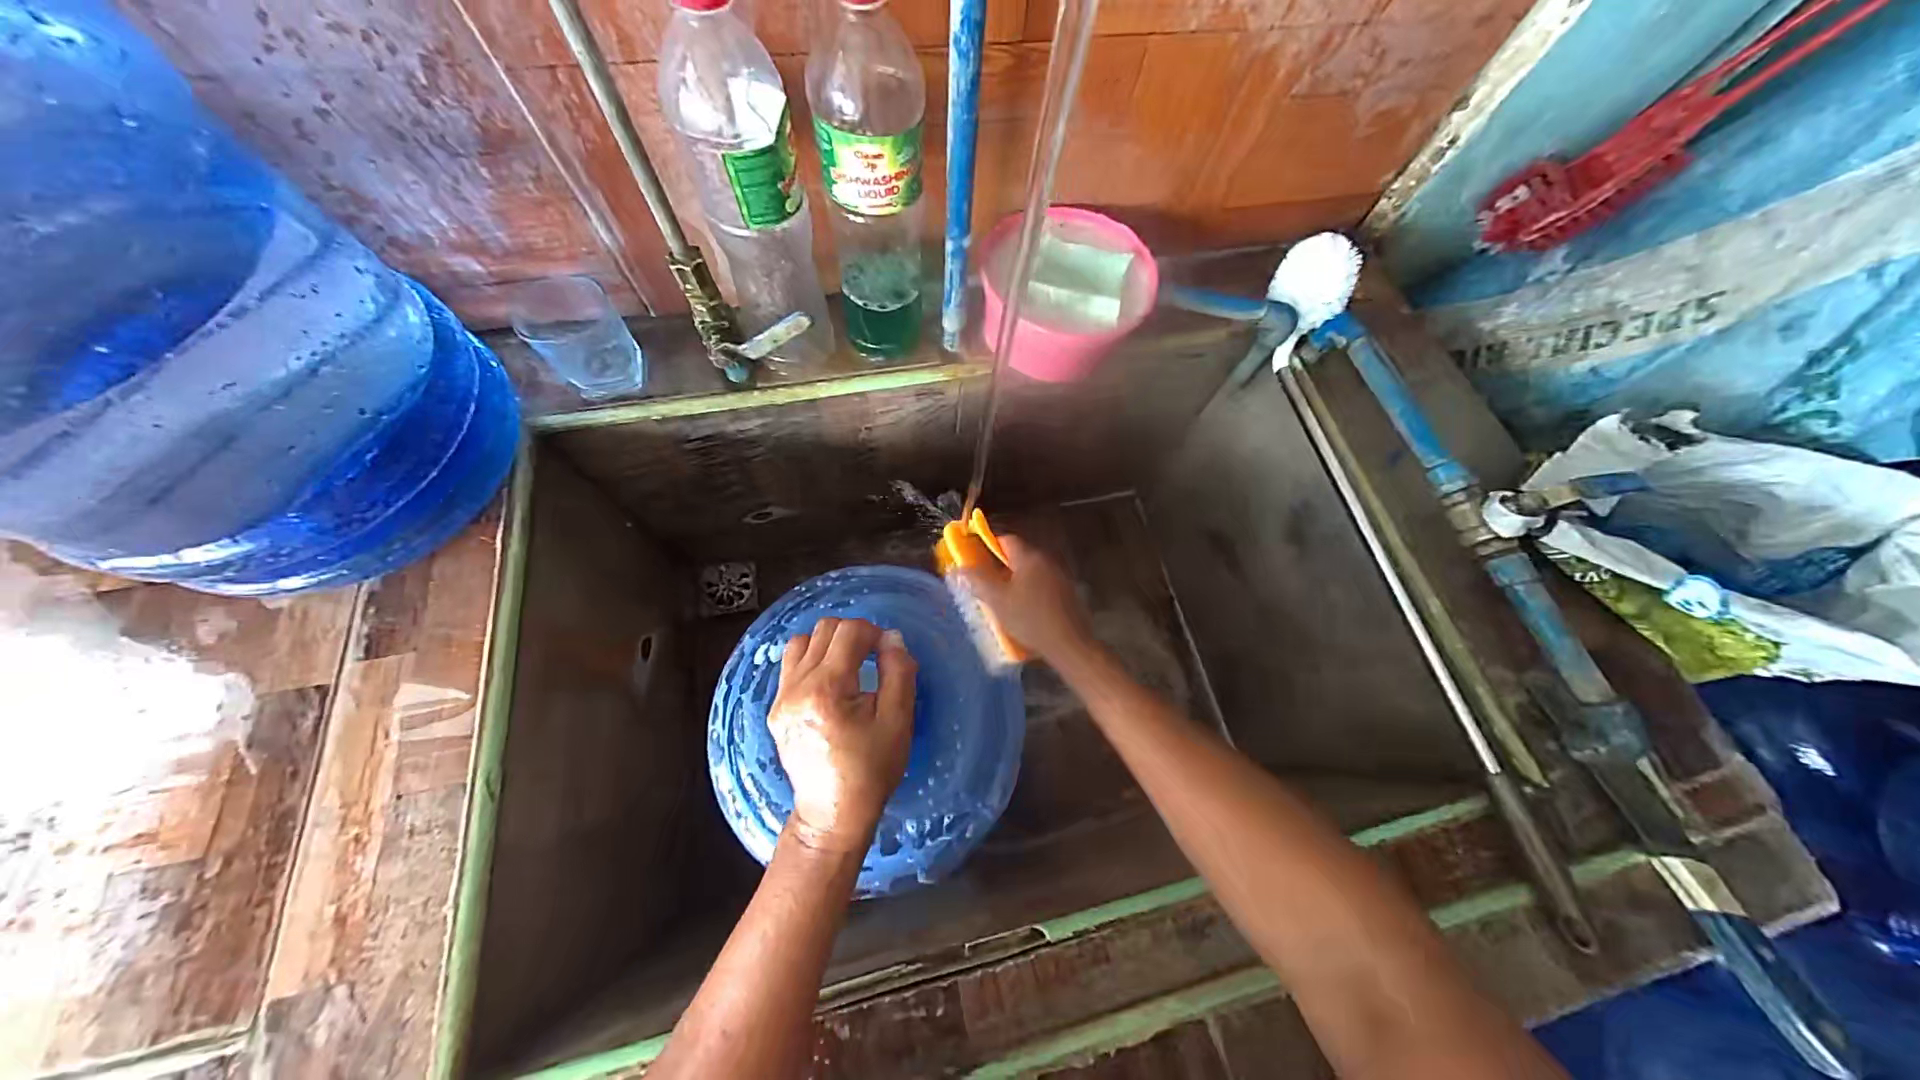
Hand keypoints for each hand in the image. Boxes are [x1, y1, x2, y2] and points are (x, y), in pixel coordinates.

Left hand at [768, 617, 915, 853]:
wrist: (833, 814)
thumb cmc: (871, 771)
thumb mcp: (898, 721)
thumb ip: (899, 672)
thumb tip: (892, 639)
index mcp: (827, 689)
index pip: (849, 632)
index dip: (874, 633)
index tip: (888, 652)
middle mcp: (797, 687)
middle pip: (823, 629)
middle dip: (853, 634)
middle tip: (872, 656)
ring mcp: (781, 698)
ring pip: (801, 642)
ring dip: (828, 644)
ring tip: (848, 666)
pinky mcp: (776, 710)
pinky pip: (791, 666)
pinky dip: (812, 661)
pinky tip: (831, 684)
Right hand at [953, 534, 1095, 664]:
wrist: (1069, 644)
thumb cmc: (1029, 619)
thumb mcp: (997, 601)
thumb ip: (977, 580)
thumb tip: (960, 566)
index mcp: (1029, 557)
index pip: (1006, 539)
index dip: (988, 544)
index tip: (975, 556)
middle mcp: (1046, 560)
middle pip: (1019, 554)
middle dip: (1000, 564)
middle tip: (985, 580)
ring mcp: (1059, 575)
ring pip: (1031, 570)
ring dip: (1015, 578)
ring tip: (1001, 596)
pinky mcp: (1067, 592)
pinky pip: (1042, 582)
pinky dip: (1029, 589)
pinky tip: (1022, 607)